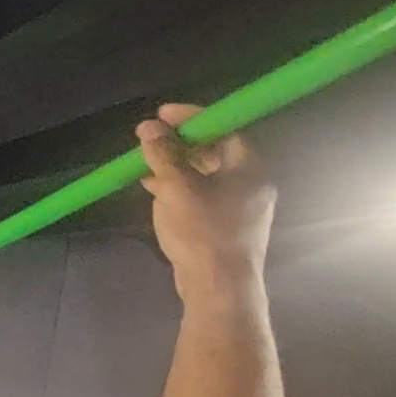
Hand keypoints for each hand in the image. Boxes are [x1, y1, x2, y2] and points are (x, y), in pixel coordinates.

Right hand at [137, 103, 275, 307]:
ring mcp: (239, 204)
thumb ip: (163, 156)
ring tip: (144, 166)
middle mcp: (250, 182)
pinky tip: (154, 191)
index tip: (163, 113)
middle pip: (216, 151)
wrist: (219, 283)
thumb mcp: (177, 189)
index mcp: (249, 168)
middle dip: (181, 143)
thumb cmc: (203, 231)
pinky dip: (178, 187)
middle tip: (150, 140)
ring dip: (175, 166)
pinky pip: (201, 193)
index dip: (194, 118)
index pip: (225, 129)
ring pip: (206, 174)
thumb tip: (148, 127)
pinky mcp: (225, 223)